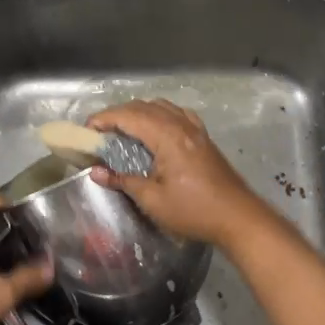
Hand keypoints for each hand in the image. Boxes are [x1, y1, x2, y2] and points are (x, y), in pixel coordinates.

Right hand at [86, 100, 272, 247]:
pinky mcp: (203, 138)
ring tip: (122, 130)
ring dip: (138, 113)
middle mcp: (182, 125)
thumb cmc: (193, 211)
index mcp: (167, 136)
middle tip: (99, 131)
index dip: (104, 118)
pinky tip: (154, 130)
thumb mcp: (152, 200)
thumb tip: (96, 172)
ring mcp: (195, 130)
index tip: (86, 129)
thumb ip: (123, 181)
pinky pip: (176, 114)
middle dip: (118, 114)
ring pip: (161, 107)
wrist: (237, 217)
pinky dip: (159, 116)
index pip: (129, 116)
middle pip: (144, 107)